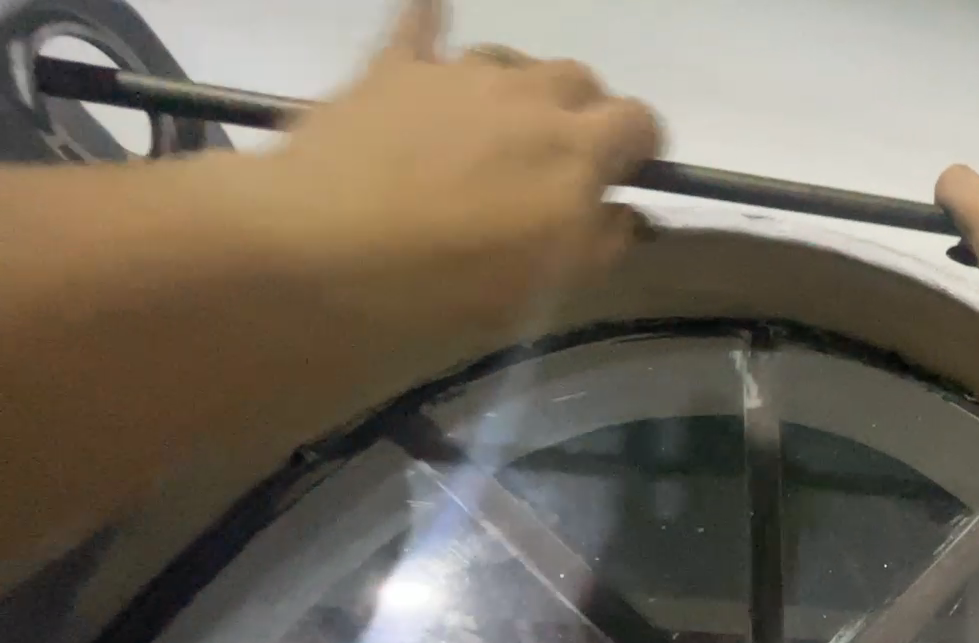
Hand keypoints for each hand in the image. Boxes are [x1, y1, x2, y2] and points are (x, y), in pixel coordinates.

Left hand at [241, 0, 659, 345]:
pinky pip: (418, 25)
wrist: (335, 249)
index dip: (642, 147)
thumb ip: (608, 237)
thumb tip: (625, 211)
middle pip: (579, 79)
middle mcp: (528, 94)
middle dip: (586, 114)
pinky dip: (432, 22)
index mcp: (580, 147)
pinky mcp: (391, 68)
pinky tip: (434, 16)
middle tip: (565, 161)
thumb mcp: (565, 279)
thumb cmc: (470, 278)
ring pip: (511, 60)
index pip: (640, 120)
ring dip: (522, 91)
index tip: (628, 177)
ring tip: (502, 132)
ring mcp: (458, 74)